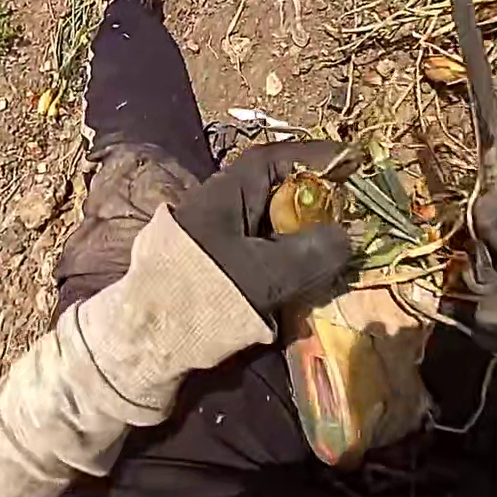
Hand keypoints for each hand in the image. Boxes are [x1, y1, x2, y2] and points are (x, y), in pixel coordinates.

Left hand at [172, 141, 351, 317]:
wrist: (145, 339)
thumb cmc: (201, 292)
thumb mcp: (262, 274)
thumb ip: (310, 253)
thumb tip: (347, 236)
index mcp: (229, 192)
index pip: (278, 159)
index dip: (317, 157)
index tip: (352, 160)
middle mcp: (223, 205)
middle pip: (278, 190)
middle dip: (317, 198)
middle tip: (352, 211)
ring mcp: (220, 235)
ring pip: (273, 223)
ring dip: (304, 232)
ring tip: (339, 246)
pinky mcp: (219, 264)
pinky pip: (264, 250)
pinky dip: (288, 257)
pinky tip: (309, 277)